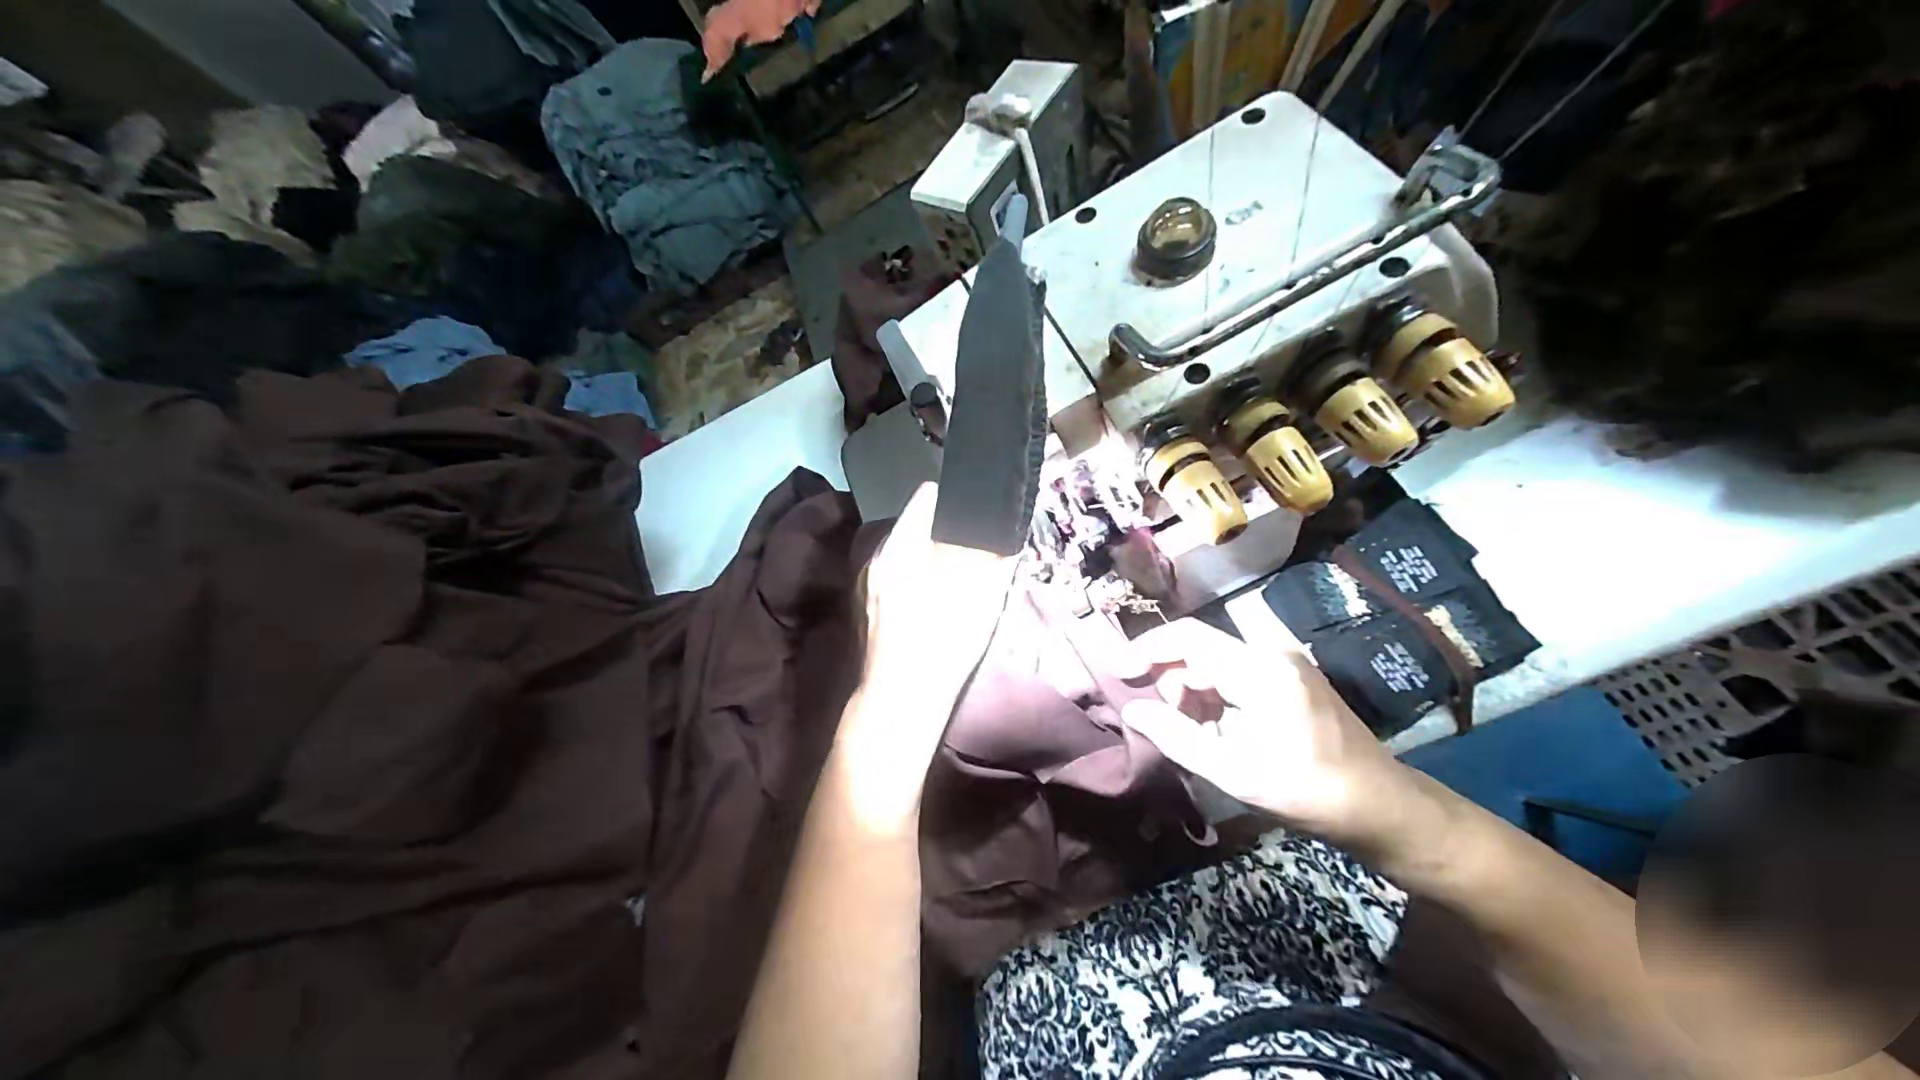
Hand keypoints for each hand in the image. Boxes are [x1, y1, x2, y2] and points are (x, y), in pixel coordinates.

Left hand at [843, 483, 1015, 756]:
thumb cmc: (940, 643)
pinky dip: (912, 580)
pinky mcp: (862, 611)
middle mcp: (875, 557)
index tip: (975, 507)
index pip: (926, 498)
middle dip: (942, 531)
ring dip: (926, 556)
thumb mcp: (980, 597)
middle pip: (913, 526)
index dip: (954, 498)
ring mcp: (864, 586)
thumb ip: (995, 559)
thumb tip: (1007, 533)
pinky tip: (931, 605)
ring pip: (901, 554)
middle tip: (972, 545)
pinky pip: (892, 578)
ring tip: (954, 575)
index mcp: (900, 545)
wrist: (898, 703)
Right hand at [1121, 618, 1421, 846]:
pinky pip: (1237, 675)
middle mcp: (1271, 654)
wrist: (1382, 807)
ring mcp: (1284, 664)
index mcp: (1259, 669)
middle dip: (1172, 682)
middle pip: (1200, 650)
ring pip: (1216, 663)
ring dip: (1194, 694)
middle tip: (1167, 725)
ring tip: (1195, 736)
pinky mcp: (1291, 679)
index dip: (1148, 650)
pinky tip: (1219, 732)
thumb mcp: (1233, 770)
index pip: (1188, 638)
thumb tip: (1131, 710)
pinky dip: (1217, 698)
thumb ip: (1175, 736)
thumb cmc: (1307, 791)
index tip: (1122, 675)